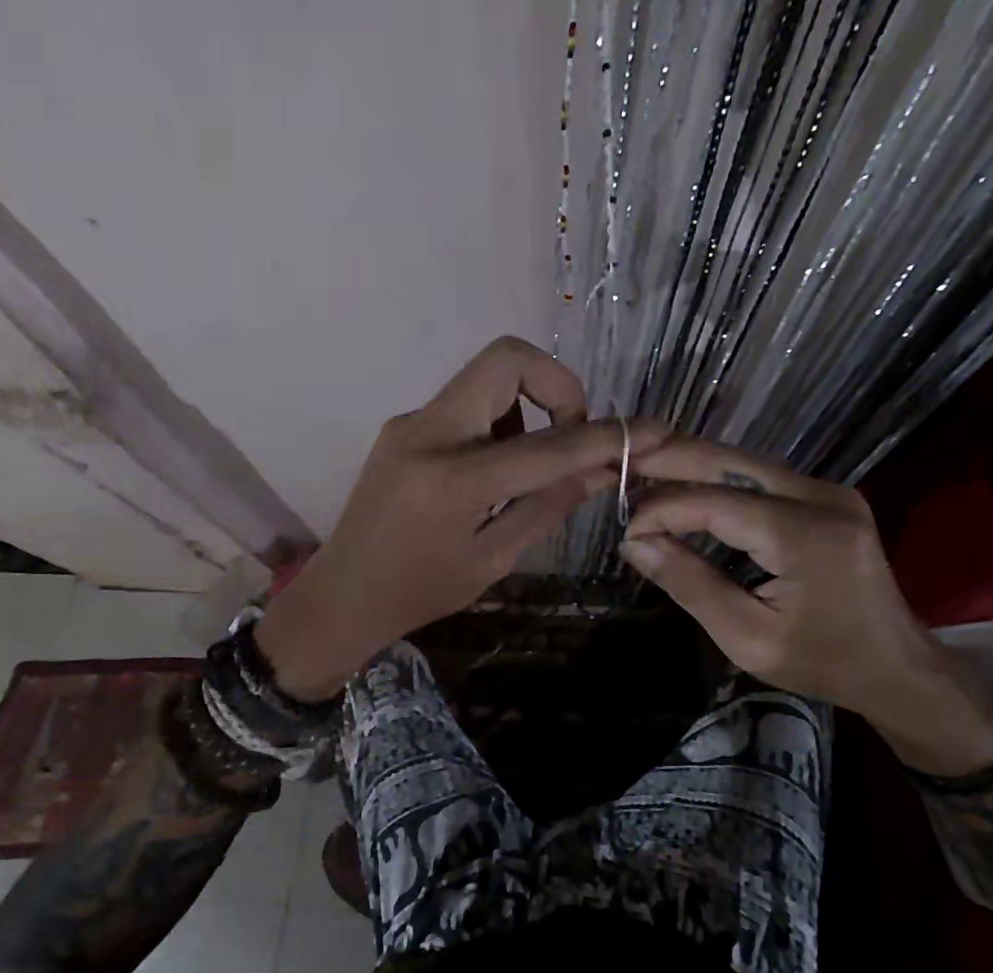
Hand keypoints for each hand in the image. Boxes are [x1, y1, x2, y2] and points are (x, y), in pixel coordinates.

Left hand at [257, 337, 667, 700]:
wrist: (342, 594)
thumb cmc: (420, 593)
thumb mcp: (493, 559)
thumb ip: (549, 506)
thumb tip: (604, 469)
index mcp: (455, 480)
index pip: (549, 445)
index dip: (606, 436)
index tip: (650, 431)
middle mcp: (429, 432)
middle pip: (506, 359)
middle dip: (557, 385)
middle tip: (571, 433)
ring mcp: (411, 422)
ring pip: (486, 376)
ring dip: (525, 407)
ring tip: (526, 467)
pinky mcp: (404, 426)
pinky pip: (466, 402)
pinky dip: (498, 423)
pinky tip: (493, 471)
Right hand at [620, 436, 992, 776]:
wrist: (897, 666)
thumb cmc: (821, 662)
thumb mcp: (746, 638)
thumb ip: (690, 584)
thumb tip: (635, 543)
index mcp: (804, 535)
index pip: (713, 502)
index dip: (662, 510)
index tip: (627, 533)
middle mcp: (821, 497)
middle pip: (730, 462)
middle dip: (671, 460)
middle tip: (622, 464)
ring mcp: (830, 492)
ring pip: (745, 463)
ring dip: (693, 467)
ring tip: (644, 474)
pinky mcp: (829, 498)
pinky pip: (762, 478)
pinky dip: (719, 481)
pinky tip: (688, 487)